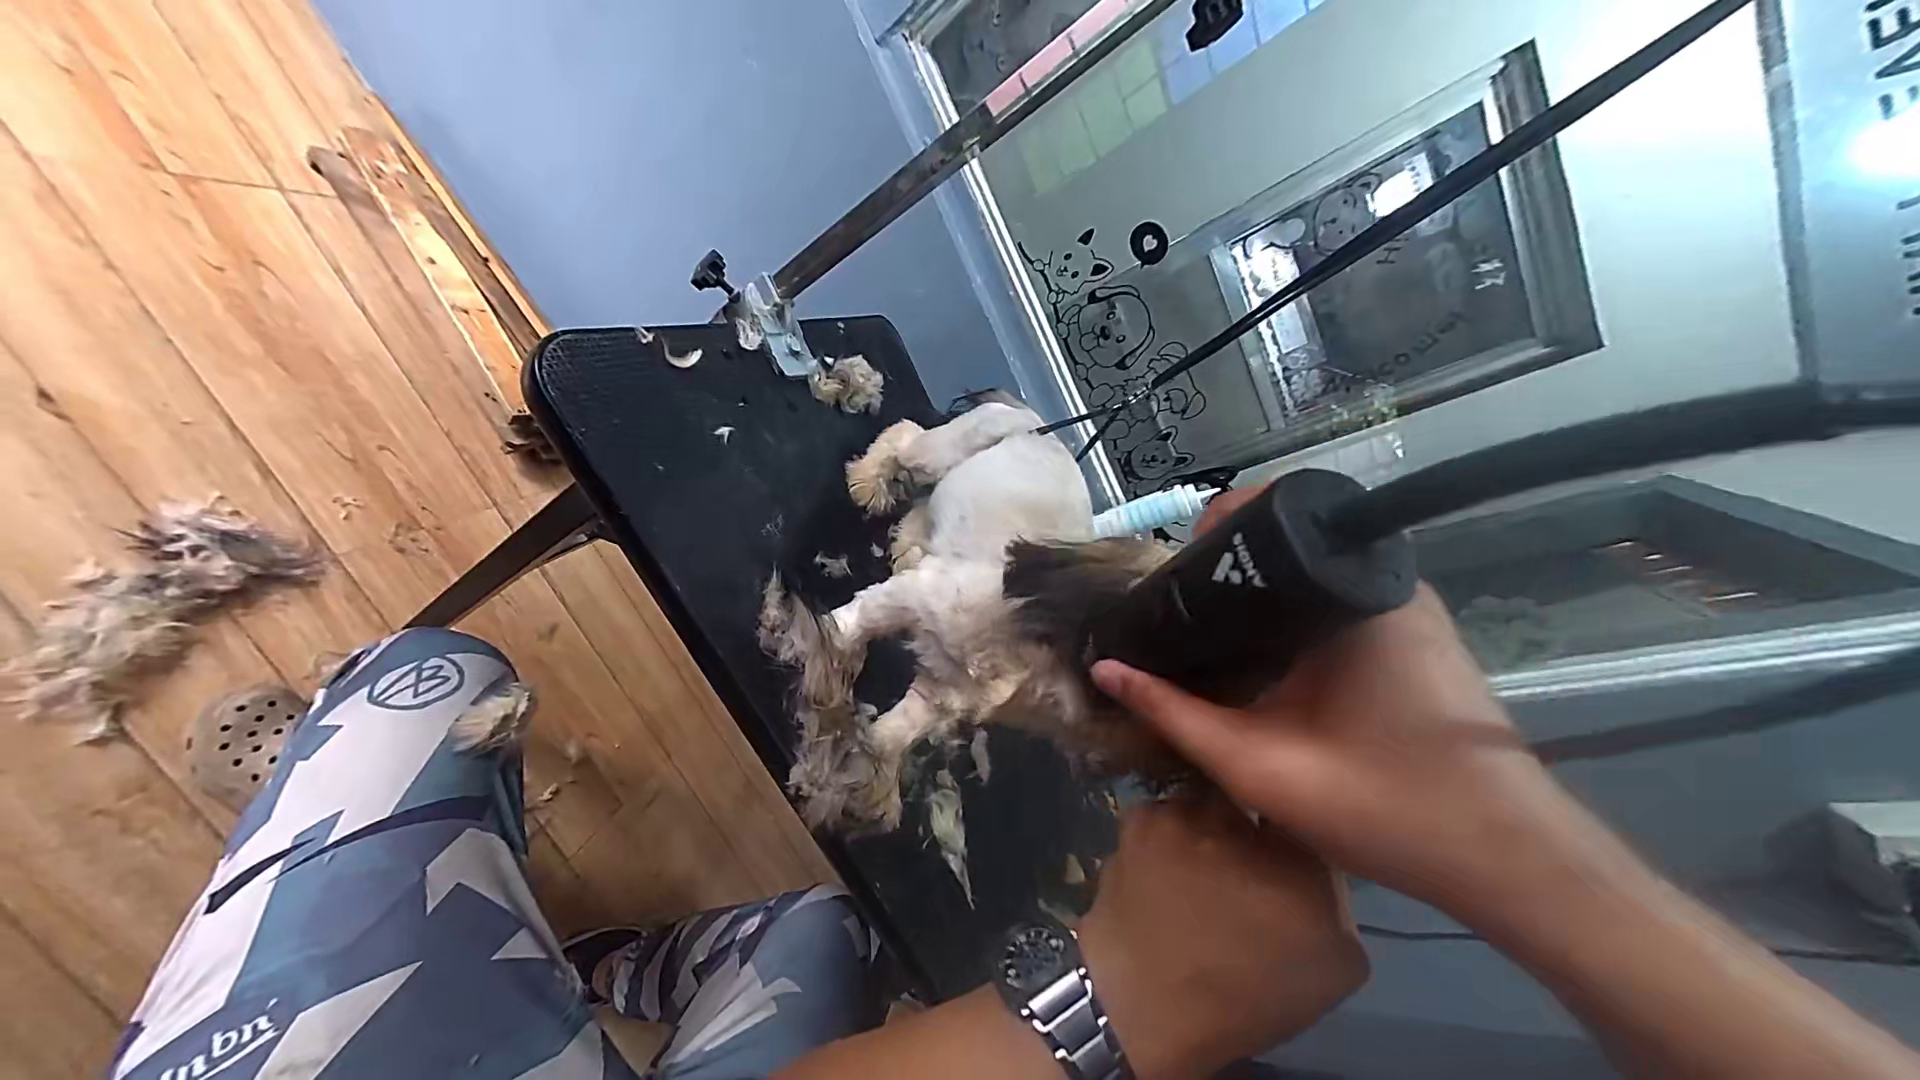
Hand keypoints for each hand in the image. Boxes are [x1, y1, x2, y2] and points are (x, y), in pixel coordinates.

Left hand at [1076, 793, 1367, 1077]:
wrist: (1144, 1001)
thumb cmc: (1244, 995)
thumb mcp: (1331, 964)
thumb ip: (1334, 896)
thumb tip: (1313, 854)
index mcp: (1297, 862)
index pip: (1304, 812)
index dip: (1291, 825)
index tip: (1280, 846)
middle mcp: (1238, 825)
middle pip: (1249, 794)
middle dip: (1245, 818)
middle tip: (1236, 855)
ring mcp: (1183, 814)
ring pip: (1202, 798)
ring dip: (1203, 821)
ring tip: (1196, 861)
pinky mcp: (1140, 817)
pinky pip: (1163, 809)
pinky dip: (1166, 830)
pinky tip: (1163, 862)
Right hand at [1091, 486, 1605, 927]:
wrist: (1507, 861)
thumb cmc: (1384, 805)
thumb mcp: (1257, 763)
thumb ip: (1173, 712)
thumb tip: (1104, 670)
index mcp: (1348, 595)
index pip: (1264, 522)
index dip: (1207, 537)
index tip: (1169, 573)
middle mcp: (1383, 583)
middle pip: (1284, 545)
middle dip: (1224, 568)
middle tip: (1177, 607)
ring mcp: (1405, 606)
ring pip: (1309, 574)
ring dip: (1257, 593)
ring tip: (1205, 625)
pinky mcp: (1413, 633)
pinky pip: (1334, 600)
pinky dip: (1290, 613)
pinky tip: (1260, 650)